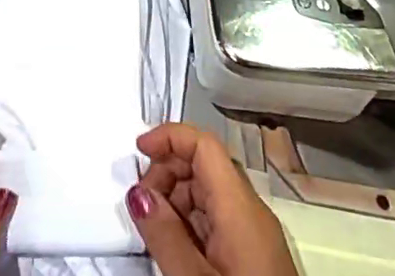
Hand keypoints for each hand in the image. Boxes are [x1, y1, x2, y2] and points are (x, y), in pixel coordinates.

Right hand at [126, 124, 297, 275]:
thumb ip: (162, 233)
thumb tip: (139, 194)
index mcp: (241, 210)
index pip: (204, 145)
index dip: (168, 137)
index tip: (138, 151)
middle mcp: (252, 215)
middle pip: (203, 165)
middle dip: (166, 171)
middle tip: (143, 202)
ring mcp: (256, 237)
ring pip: (207, 192)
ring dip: (174, 198)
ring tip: (156, 231)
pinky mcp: (254, 257)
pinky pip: (215, 218)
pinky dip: (188, 220)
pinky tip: (176, 248)